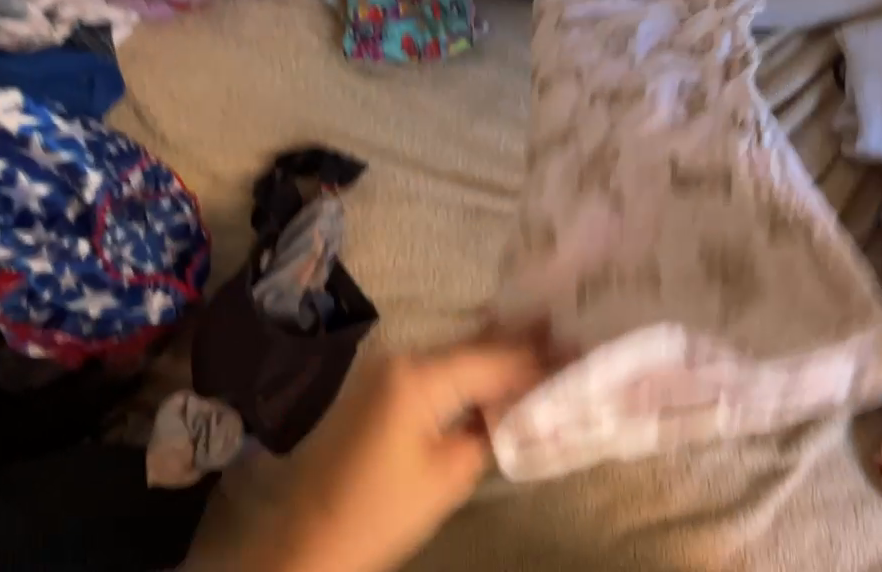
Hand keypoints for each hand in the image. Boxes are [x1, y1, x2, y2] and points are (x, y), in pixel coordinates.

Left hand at [271, 340, 546, 571]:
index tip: (576, 349)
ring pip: (457, 354)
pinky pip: (437, 368)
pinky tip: (496, 374)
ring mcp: (387, 368)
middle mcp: (402, 357)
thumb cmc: (380, 514)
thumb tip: (522, 403)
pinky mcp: (379, 385)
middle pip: (475, 346)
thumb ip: (491, 429)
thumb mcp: (450, 476)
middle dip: (520, 347)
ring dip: (496, 358)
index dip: (537, 357)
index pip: (493, 358)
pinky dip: (468, 371)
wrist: (306, 544)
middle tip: (565, 338)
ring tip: (542, 351)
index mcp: (419, 376)